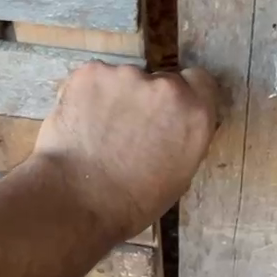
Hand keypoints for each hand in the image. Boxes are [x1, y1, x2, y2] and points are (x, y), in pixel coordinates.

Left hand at [30, 62, 218, 241]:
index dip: (182, 95)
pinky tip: (80, 125)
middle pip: (159, 81)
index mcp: (195, 114)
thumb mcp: (179, 174)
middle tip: (127, 131)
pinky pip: (93, 79)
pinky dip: (87, 96)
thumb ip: (182, 137)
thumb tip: (172, 126)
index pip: (198, 82)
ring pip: (123, 80)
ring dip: (114, 99)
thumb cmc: (132, 203)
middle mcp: (167, 88)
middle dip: (146, 100)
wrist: (79, 201)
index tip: (166, 112)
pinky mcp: (91, 73)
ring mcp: (128, 76)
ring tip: (98, 133)